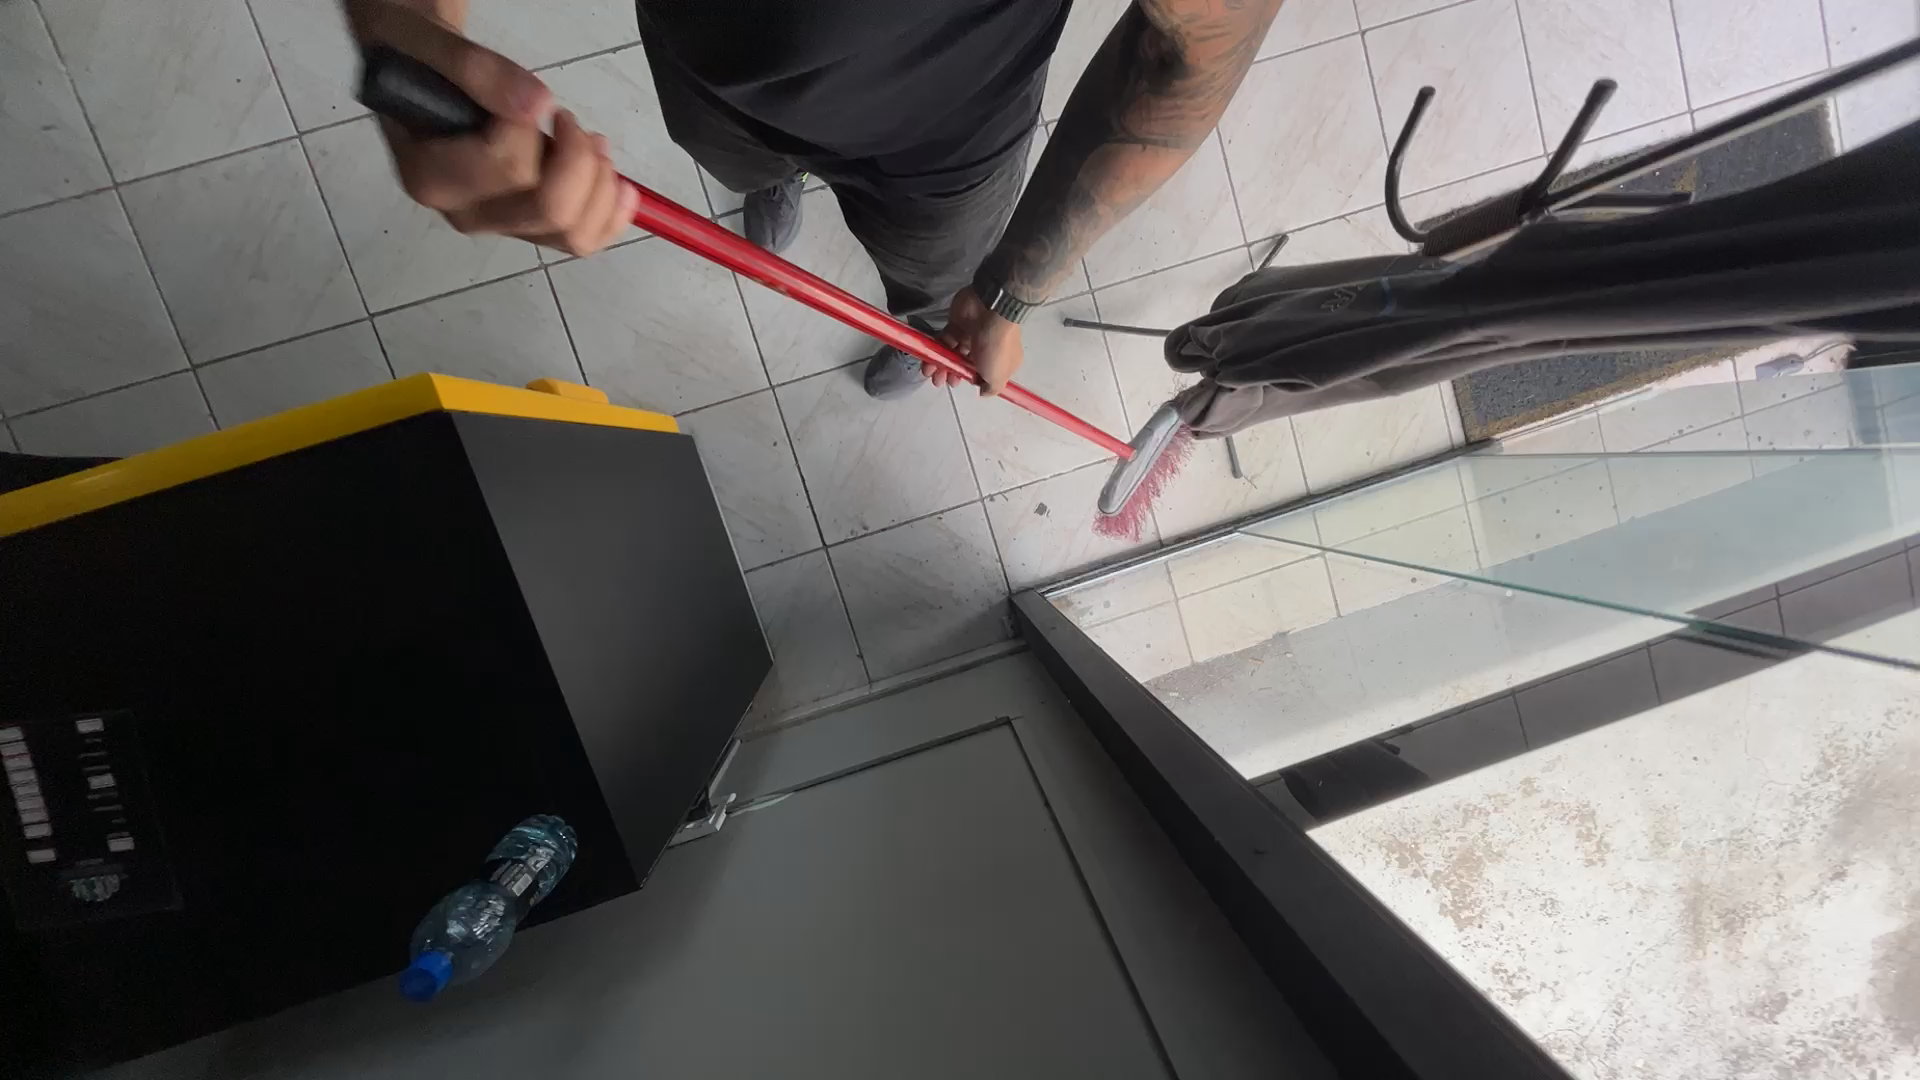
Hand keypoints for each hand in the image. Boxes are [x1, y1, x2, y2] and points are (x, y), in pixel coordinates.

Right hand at [345, 0, 635, 255]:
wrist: (419, 70)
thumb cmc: (418, 57)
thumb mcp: (427, 42)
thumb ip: (472, 69)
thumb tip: (535, 105)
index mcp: (432, 178)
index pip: (510, 168)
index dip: (538, 129)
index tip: (539, 99)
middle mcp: (467, 214)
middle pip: (551, 211)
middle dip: (581, 164)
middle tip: (576, 123)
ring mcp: (504, 227)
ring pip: (574, 234)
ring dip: (601, 189)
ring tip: (597, 146)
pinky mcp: (533, 230)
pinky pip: (586, 241)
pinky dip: (613, 215)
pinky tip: (624, 187)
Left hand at [931, 287, 1023, 396]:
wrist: (989, 309)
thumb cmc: (996, 347)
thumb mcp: (998, 376)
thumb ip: (991, 388)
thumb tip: (984, 392)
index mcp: (999, 361)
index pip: (982, 375)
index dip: (970, 380)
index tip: (961, 383)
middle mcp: (985, 349)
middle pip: (964, 365)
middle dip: (950, 375)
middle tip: (940, 381)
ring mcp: (970, 336)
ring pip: (952, 355)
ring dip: (940, 366)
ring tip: (930, 374)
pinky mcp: (956, 326)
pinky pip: (944, 341)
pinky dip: (934, 351)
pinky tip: (927, 360)